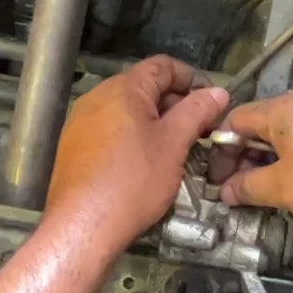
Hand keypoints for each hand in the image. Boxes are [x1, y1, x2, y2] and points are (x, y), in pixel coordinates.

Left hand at [44, 56, 228, 249]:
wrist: (82, 226)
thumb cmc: (133, 180)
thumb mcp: (174, 143)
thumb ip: (197, 111)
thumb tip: (218, 91)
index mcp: (124, 88)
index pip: (164, 66)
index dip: (192, 79)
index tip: (211, 103)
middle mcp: (98, 96)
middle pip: (146, 87)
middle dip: (177, 104)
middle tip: (200, 131)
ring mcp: (82, 121)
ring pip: (129, 110)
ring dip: (156, 122)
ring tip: (176, 149)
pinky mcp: (74, 146)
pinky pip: (111, 129)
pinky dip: (134, 137)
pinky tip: (145, 163)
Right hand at [211, 91, 292, 229]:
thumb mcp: (285, 190)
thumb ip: (250, 187)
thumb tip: (226, 191)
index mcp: (283, 108)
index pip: (237, 119)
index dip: (222, 149)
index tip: (220, 178)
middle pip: (263, 122)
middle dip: (248, 154)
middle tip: (243, 188)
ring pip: (290, 129)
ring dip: (275, 156)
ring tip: (274, 187)